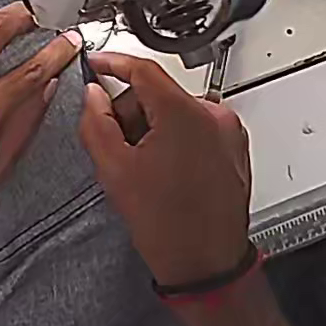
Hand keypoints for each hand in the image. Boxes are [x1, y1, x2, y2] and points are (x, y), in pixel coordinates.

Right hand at [77, 52, 251, 287]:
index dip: (113, 63)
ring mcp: (227, 132)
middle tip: (120, 150)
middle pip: (157, 93)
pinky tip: (165, 172)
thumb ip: (96, 122)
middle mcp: (212, 116)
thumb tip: (93, 96)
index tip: (97, 63)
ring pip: (174, 111)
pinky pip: (193, 127)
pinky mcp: (232, 147)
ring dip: (152, 129)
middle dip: (131, 114)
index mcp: (184, 114)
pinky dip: (173, 139)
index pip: (142, 69)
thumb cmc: (169, 225)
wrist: (205, 262)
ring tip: (146, 169)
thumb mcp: (114, 169)